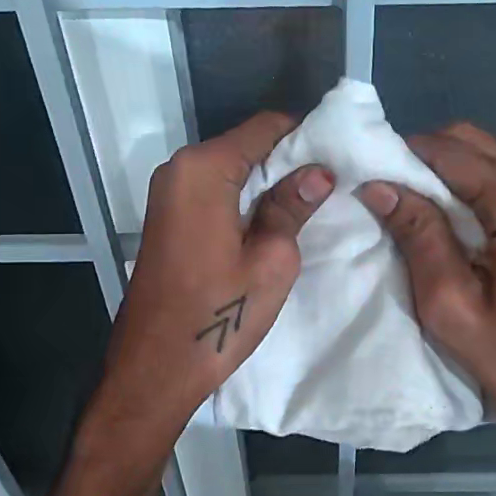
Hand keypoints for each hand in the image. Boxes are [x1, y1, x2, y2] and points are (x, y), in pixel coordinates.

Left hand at [94, 112, 332, 442]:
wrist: (155, 367)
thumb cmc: (218, 314)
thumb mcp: (271, 260)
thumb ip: (292, 207)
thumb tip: (320, 172)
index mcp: (204, 169)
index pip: (265, 127)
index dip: (306, 136)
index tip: (340, 156)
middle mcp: (179, 169)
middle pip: (246, 144)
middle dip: (289, 159)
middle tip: (331, 184)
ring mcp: (169, 193)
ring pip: (232, 168)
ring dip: (268, 181)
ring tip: (309, 204)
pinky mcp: (168, 217)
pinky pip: (215, 191)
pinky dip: (245, 198)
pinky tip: (272, 220)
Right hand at [354, 123, 495, 460]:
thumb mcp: (450, 304)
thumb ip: (417, 236)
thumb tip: (377, 186)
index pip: (449, 151)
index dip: (402, 158)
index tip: (370, 183)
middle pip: (470, 141)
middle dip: (423, 160)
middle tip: (391, 199)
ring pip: (487, 153)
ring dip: (447, 172)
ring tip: (417, 212)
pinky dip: (472, 184)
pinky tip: (453, 220)